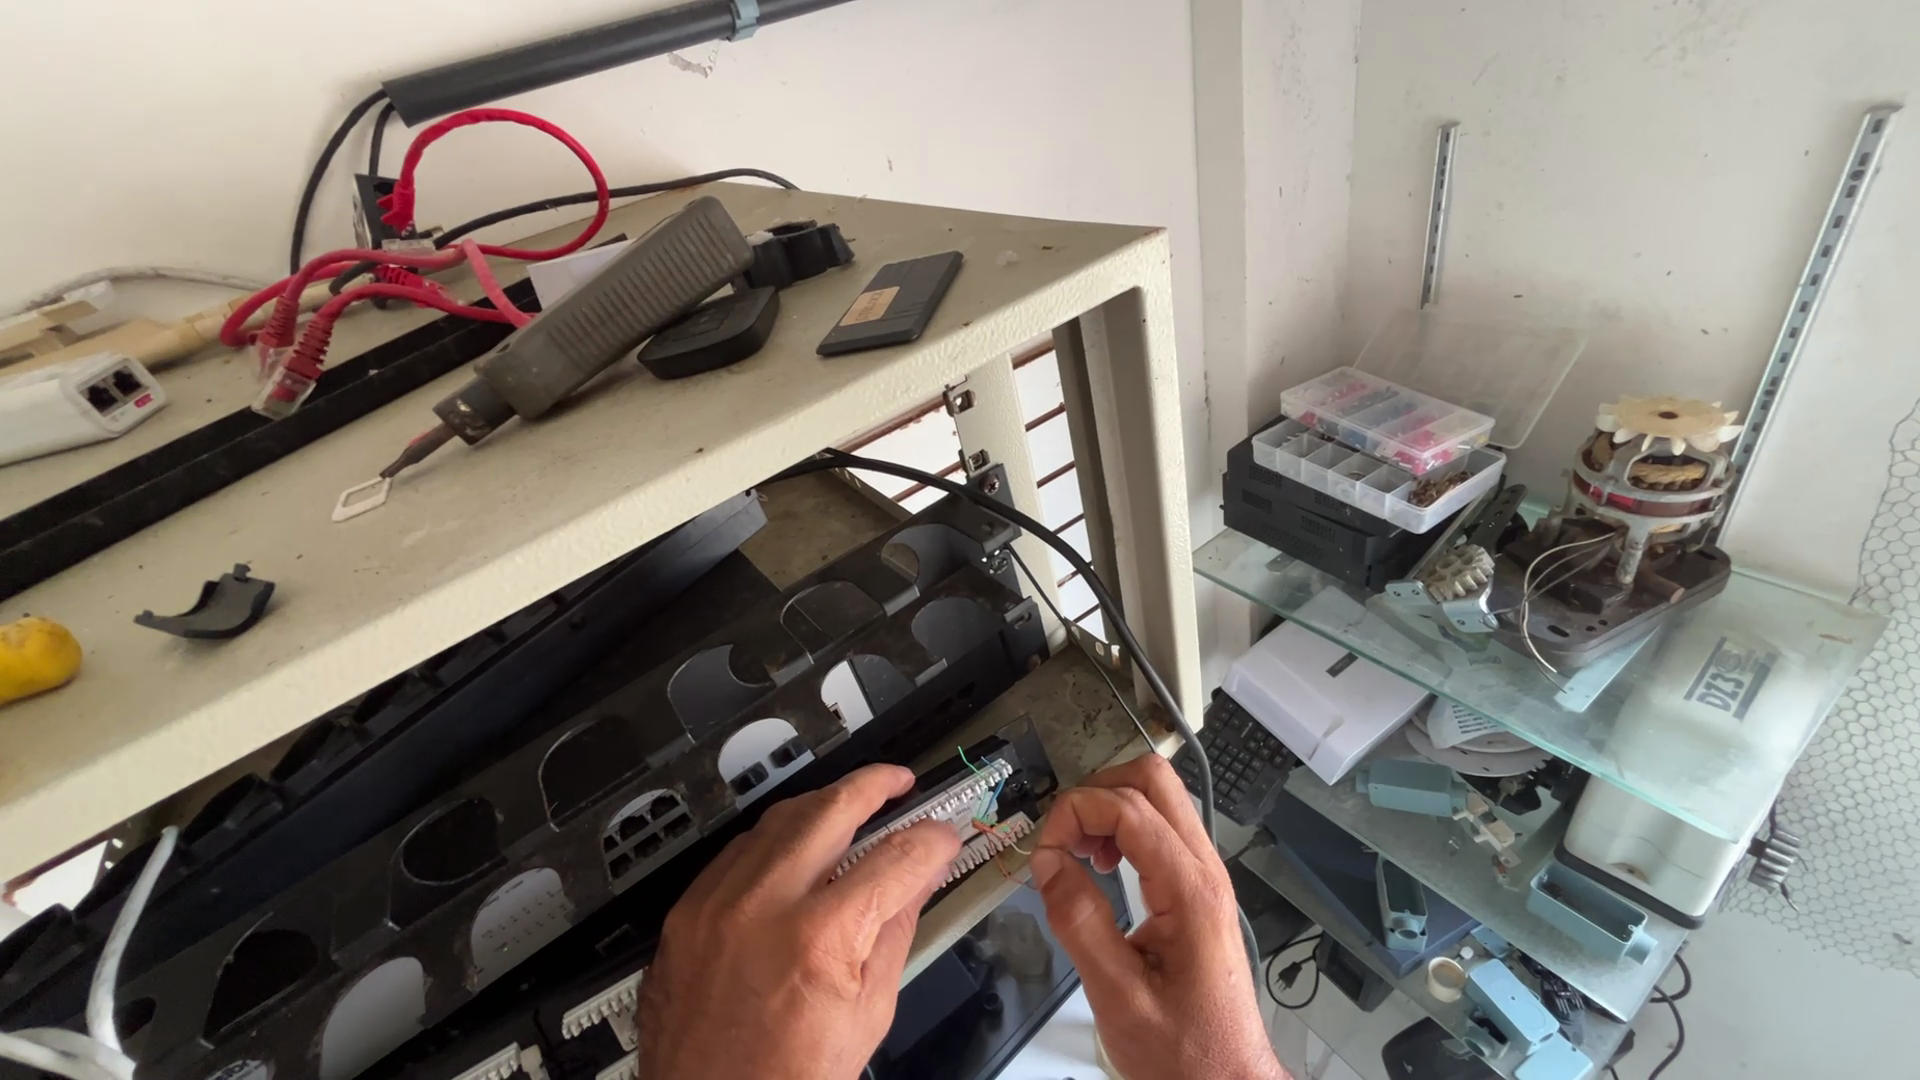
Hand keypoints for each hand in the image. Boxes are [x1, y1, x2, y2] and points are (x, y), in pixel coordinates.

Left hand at [638, 764, 961, 1079]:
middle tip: (899, 782)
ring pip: (783, 816)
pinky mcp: (688, 908)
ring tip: (854, 805)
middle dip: (875, 784)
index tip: (942, 836)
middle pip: (833, 808)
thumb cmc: (787, 1079)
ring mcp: (718, 902)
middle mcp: (763, 906)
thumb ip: (897, 927)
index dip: (931, 840)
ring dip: (826, 803)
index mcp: (819, 939)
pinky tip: (800, 844)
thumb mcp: (867, 1011)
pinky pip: (743, 846)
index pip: (896, 858)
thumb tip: (922, 874)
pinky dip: (780, 836)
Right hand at [1029, 754, 1285, 1079]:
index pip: (1128, 807)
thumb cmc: (1182, 1054)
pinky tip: (1100, 863)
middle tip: (1065, 838)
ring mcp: (1204, 873)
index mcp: (1190, 891)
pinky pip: (1158, 824)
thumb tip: (1046, 860)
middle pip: (1152, 778)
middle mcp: (1204, 868)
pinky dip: (1121, 825)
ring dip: (1108, 806)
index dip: (1076, 812)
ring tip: (1079, 852)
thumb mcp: (1118, 998)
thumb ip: (1080, 923)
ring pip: (1157, 794)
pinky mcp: (1196, 884)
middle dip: (1096, 792)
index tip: (1045, 850)